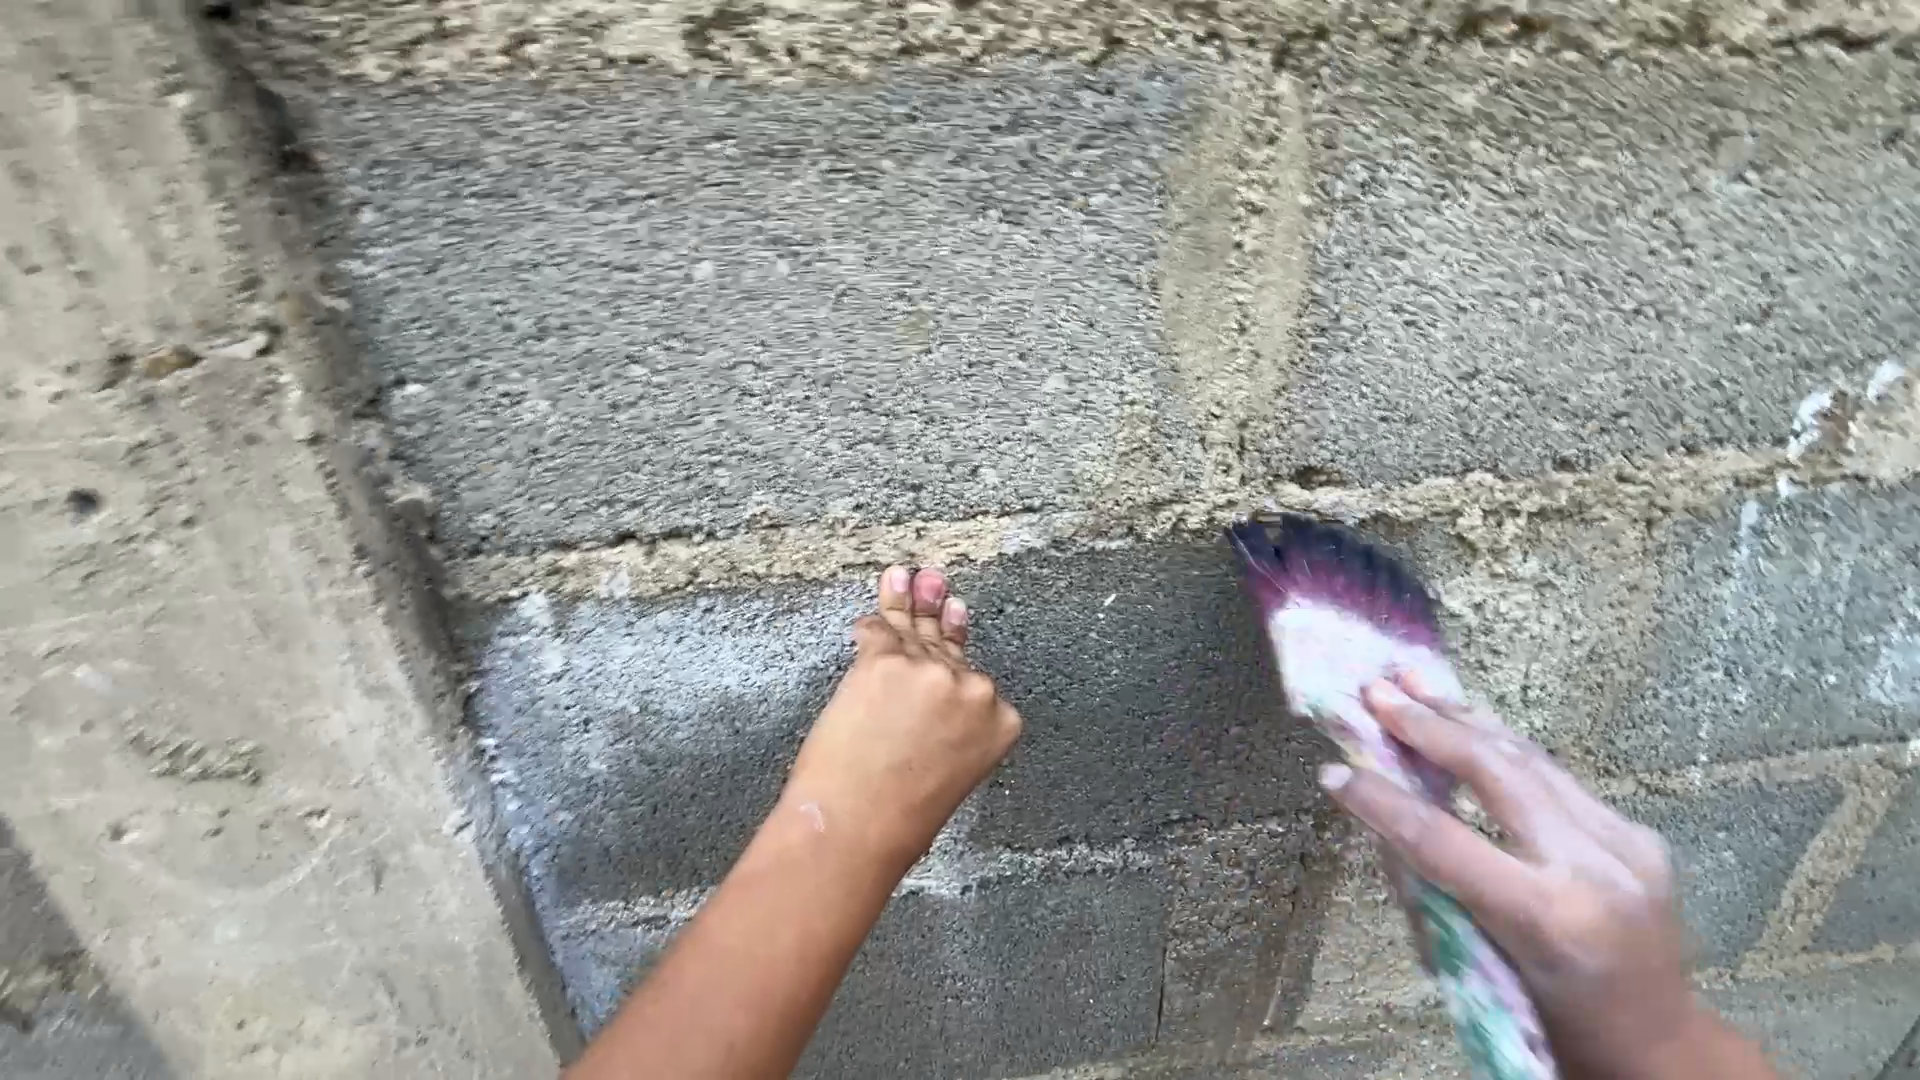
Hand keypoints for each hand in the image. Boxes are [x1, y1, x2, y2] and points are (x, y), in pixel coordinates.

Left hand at [780, 565, 1022, 876]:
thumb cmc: (901, 816)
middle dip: (939, 622)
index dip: (957, 671)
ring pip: (915, 630)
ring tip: (910, 575)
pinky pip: (877, 629)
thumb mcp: (953, 771)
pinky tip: (878, 600)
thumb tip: (934, 704)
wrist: (858, 829)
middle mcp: (974, 689)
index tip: (955, 641)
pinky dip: (872, 621)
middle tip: (939, 587)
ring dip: (909, 600)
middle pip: (950, 650)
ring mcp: (930, 670)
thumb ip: (955, 727)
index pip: (981, 681)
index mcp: (1001, 722)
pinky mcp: (885, 660)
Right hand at [1321, 674, 1702, 1079]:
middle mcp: (1595, 869)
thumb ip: (1429, 877)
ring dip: (1460, 715)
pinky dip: (1496, 742)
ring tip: (1412, 679)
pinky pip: (1551, 774)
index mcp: (1549, 917)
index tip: (1331, 771)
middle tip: (1375, 690)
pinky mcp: (1637, 831)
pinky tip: (1461, 716)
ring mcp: (1627, 845)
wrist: (1657, 1043)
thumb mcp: (1472, 954)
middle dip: (1426, 726)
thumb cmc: (1545, 1013)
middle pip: (1494, 773)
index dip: (1380, 800)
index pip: (1440, 839)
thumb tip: (1379, 808)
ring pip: (1527, 757)